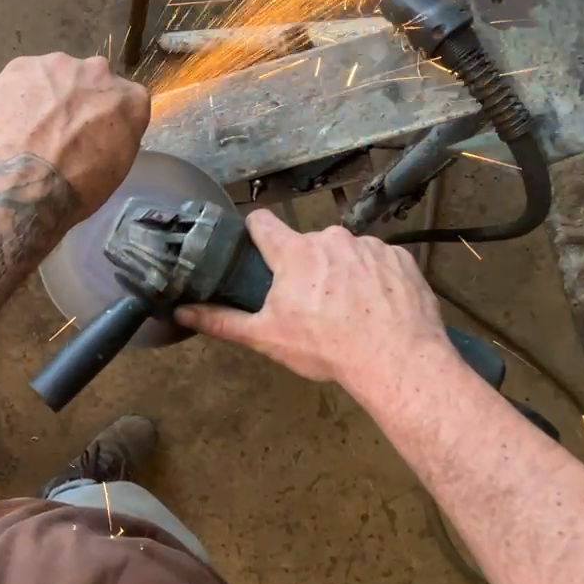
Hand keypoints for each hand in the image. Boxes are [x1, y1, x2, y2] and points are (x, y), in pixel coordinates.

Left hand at [0, 53, 149, 216]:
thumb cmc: (75, 189)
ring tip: (26, 132)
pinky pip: (18, 81)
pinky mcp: (19, 66)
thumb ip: (114, 136)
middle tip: (55, 134)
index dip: (102, 120)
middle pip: (86, 82)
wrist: (22, 186)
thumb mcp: (115, 169)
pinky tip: (6, 125)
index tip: (88, 137)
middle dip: (73, 102)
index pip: (121, 101)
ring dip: (42, 98)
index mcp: (130, 99)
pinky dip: (12, 99)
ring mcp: (57, 65)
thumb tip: (98, 132)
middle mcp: (98, 71)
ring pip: (51, 78)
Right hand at [174, 210, 450, 393]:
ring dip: (339, 270)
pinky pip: (377, 260)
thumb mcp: (266, 337)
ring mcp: (370, 246)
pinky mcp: (401, 258)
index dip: (254, 233)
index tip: (256, 251)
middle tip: (308, 302)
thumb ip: (221, 321)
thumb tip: (181, 311)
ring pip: (343, 251)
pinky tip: (374, 305)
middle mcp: (331, 239)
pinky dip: (372, 277)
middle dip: (304, 266)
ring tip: (346, 307)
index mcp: (294, 253)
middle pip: (305, 243)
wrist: (398, 361)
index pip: (261, 221)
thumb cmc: (327, 347)